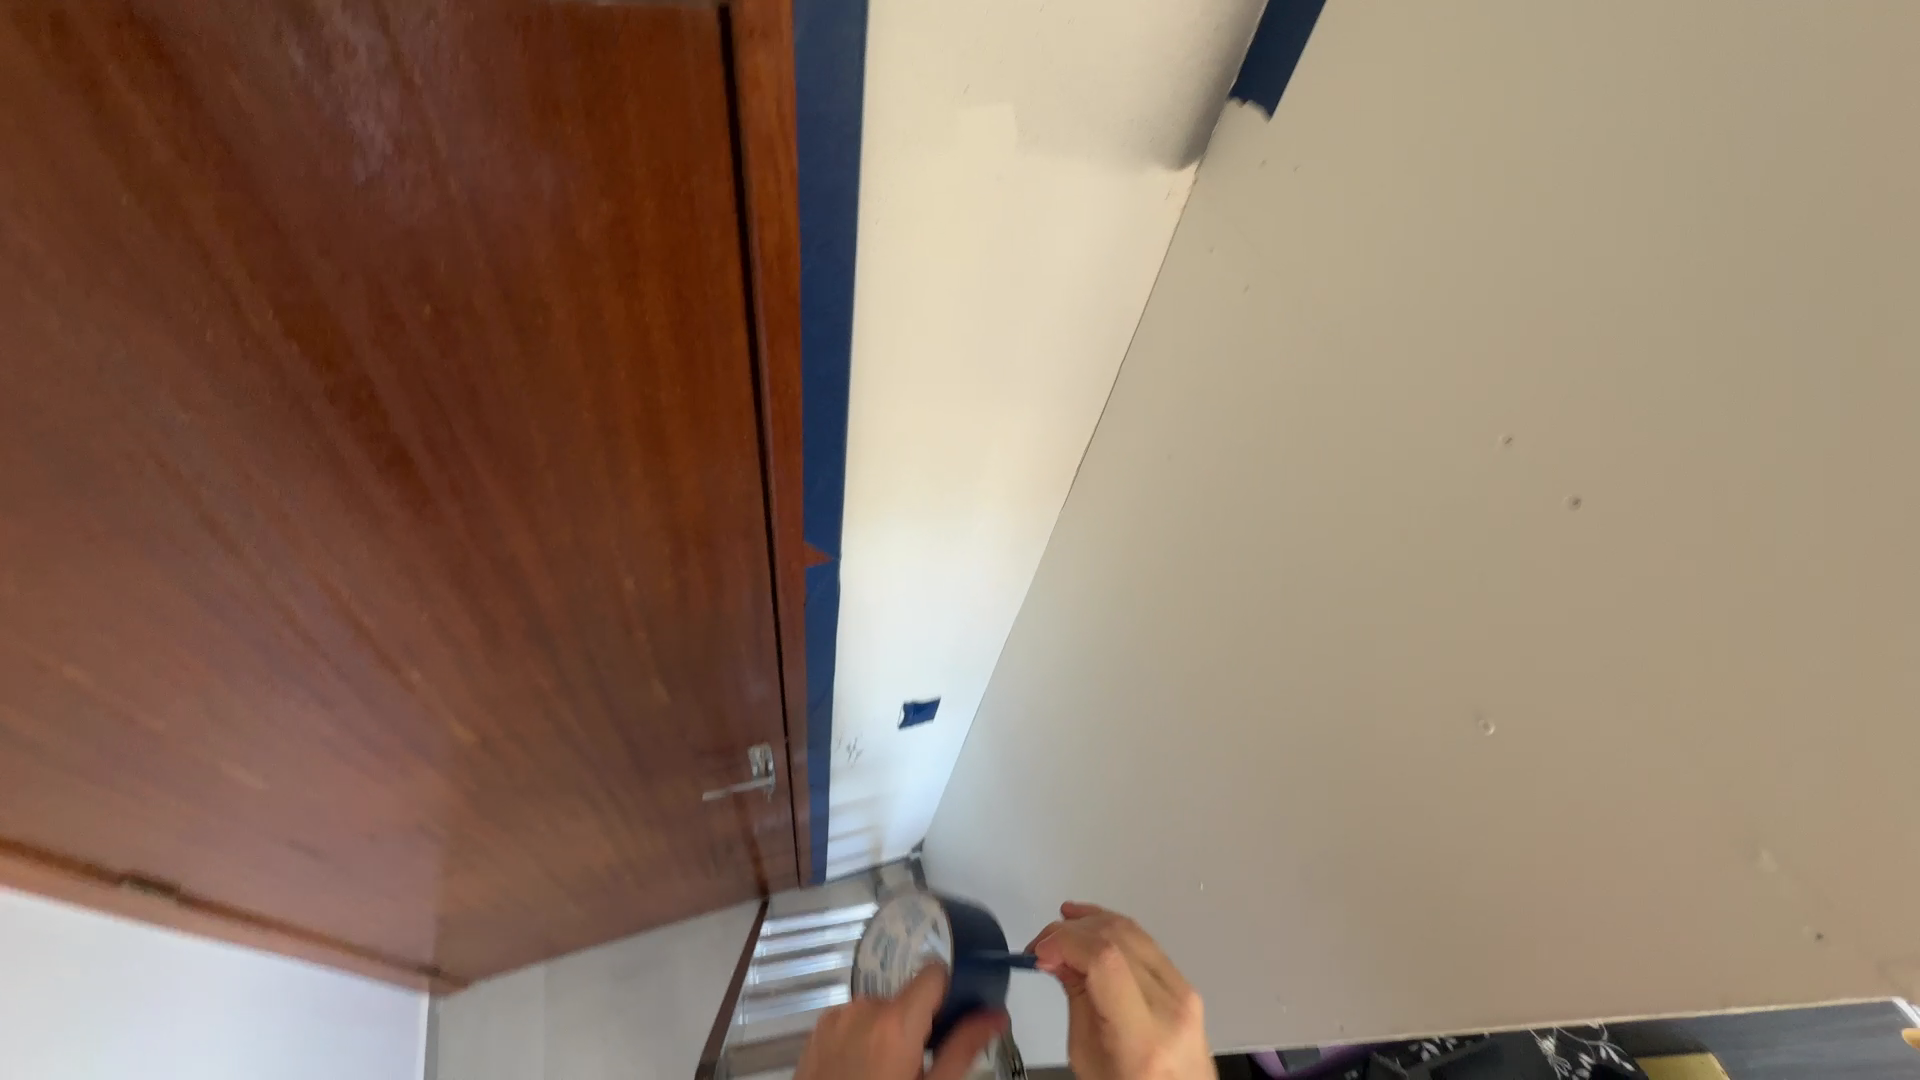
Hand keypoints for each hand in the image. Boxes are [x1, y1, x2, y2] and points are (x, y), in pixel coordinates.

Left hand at [795, 965, 1008, 1079]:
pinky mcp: (818, 1030)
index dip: (950, 990)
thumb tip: (996, 1015)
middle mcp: (864, 1008)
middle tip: (920, 1066)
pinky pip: (853, 1020)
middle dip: (918, 1024)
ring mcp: (837, 1017)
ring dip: (889, 1032)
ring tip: (887, 1074)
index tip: (957, 1015)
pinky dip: (863, 1038)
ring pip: (879, 1010)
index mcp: (896, 1022)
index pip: (935, 973)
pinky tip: (862, 1072)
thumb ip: (964, 1048)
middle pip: (907, 997)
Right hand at [1028, 902, 1214, 1079]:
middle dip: (1070, 932)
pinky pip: (1144, 940)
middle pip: (1114, 939)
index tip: (1040, 951)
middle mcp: (1169, 1008)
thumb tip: (1054, 955)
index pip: (1104, 961)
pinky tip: (1090, 924)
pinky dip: (1111, 926)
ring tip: (1060, 928)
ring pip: (1129, 930)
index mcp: (1143, 1038)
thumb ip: (1075, 998)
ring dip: (1088, 921)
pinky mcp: (1184, 983)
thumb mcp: (1087, 1057)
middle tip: (1043, 945)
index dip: (1066, 942)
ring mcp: (1182, 992)